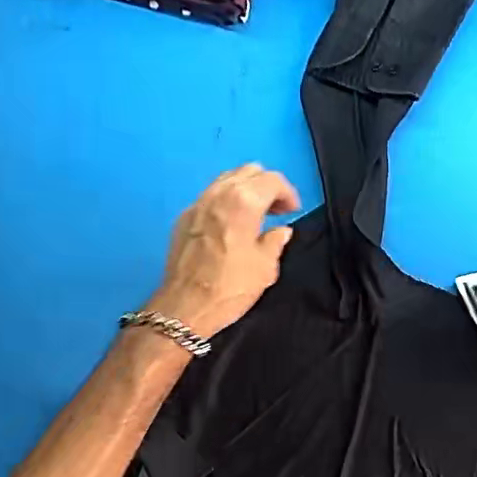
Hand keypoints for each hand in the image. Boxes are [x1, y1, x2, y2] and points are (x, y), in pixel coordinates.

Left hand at [145, 163, 300, 337]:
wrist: (185, 305)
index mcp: (244, 202)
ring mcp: (198, 203)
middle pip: (248, 171)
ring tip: (255, 214)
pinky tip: (231, 224)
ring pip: (227, 179)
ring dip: (245, 190)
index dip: (287, 193)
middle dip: (266, 186)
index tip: (292, 211)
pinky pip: (210, 196)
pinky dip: (226, 200)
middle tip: (276, 210)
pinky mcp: (184, 217)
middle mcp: (219, 194)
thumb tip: (280, 231)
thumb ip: (275, 241)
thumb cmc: (230, 287)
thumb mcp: (265, 267)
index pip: (272, 180)